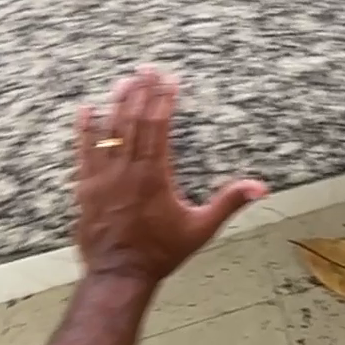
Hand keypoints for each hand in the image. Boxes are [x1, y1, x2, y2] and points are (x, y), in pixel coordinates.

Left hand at [73, 68, 267, 288]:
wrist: (119, 275)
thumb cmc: (162, 251)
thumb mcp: (201, 229)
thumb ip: (229, 203)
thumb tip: (261, 187)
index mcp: (154, 176)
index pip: (158, 128)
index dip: (164, 101)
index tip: (171, 80)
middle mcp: (126, 171)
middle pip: (133, 122)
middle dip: (142, 92)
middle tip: (148, 69)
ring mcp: (102, 178)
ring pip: (109, 132)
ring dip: (116, 103)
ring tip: (125, 80)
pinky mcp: (85, 188)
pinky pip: (83, 151)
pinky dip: (85, 129)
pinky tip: (86, 109)